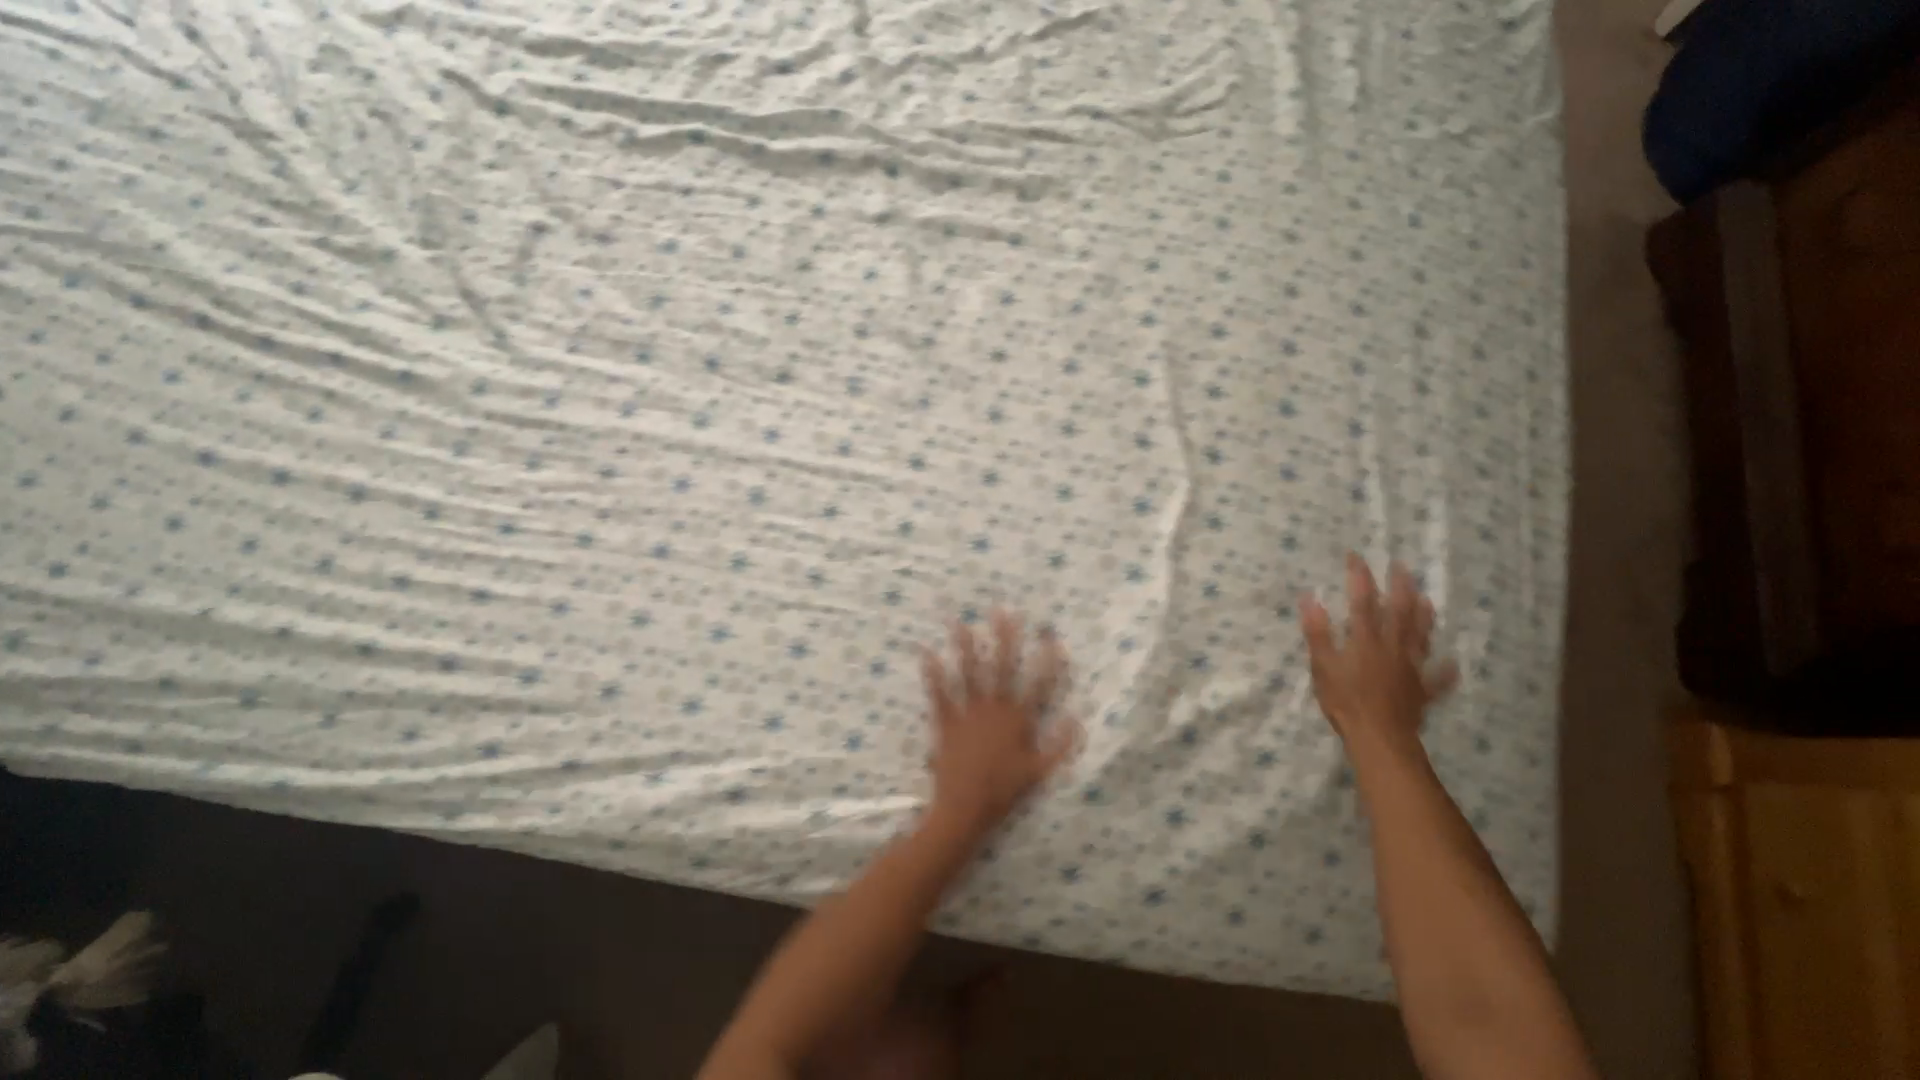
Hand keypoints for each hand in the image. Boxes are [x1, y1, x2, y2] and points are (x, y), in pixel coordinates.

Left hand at [919, 611, 1079, 834]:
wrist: (965, 808)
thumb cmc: (1004, 792)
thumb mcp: (1039, 771)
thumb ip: (1060, 745)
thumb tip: (1076, 718)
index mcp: (1018, 720)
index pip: (1038, 684)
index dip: (1047, 661)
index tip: (1052, 637)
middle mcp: (993, 709)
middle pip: (1001, 668)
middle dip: (1003, 639)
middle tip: (1002, 612)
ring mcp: (967, 713)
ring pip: (967, 673)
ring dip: (964, 647)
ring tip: (959, 623)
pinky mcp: (945, 723)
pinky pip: (938, 694)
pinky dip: (932, 674)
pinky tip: (927, 653)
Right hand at [1300, 554, 1458, 747]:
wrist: (1380, 736)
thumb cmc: (1345, 701)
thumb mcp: (1322, 665)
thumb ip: (1317, 632)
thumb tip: (1310, 599)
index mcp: (1366, 640)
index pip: (1363, 601)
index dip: (1360, 577)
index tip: (1357, 556)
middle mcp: (1393, 647)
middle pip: (1400, 612)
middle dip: (1400, 587)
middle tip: (1402, 566)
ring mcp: (1411, 668)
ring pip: (1421, 637)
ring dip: (1425, 616)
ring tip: (1427, 599)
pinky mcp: (1421, 691)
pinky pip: (1437, 679)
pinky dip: (1445, 671)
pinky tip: (1451, 664)